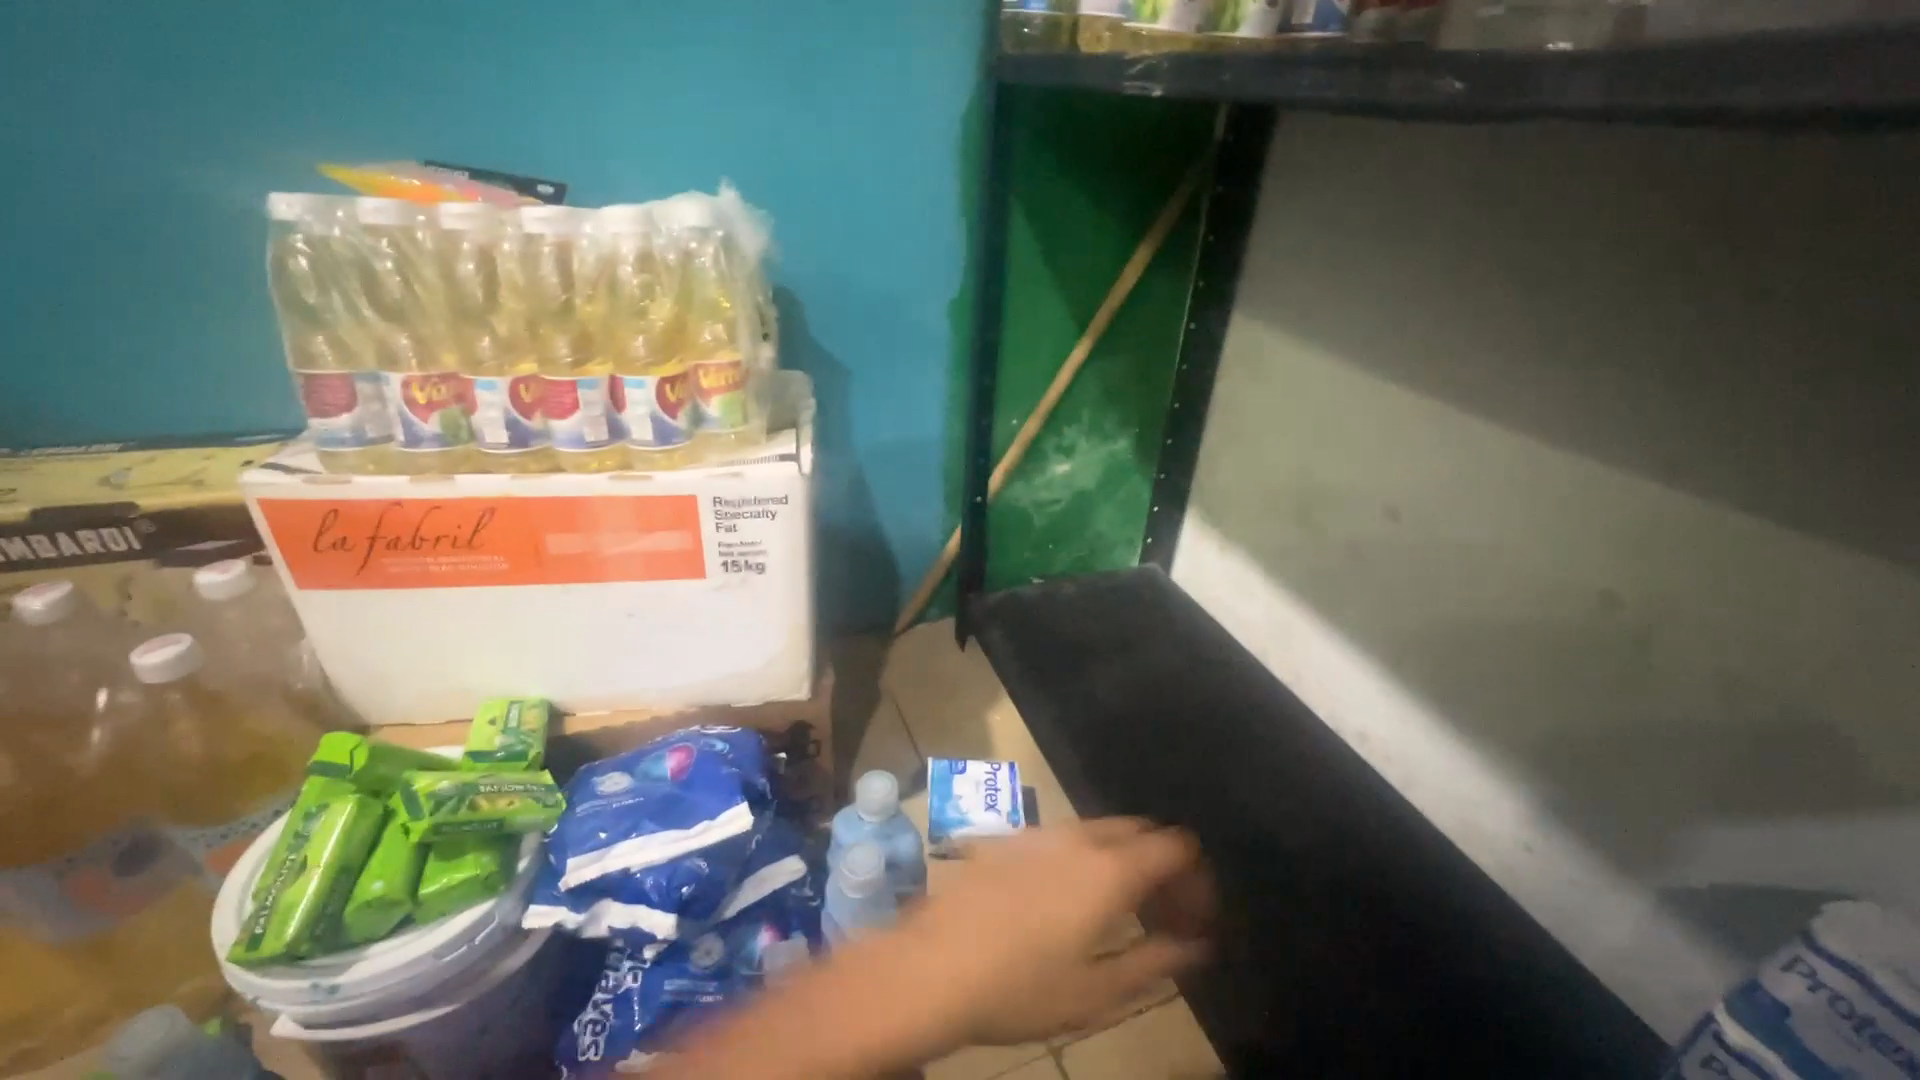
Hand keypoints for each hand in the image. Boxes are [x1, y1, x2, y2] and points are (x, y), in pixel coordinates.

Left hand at [894, 818, 1214, 1045]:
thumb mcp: (1096, 991)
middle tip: (1163, 913)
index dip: (1197, 877)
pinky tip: (1065, 900)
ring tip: (1117, 910)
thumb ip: (1155, 961)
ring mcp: (1036, 833)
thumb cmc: (1019, 988)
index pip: (1176, 845)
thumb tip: (1197, 944)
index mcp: (1110, 869)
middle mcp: (1077, 837)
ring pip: (1098, 830)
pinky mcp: (1004, 840)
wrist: (928, 967)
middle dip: (1162, 865)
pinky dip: (1082, 857)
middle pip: (1140, 830)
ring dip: (1121, 859)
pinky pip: (1060, 837)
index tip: (1196, 916)